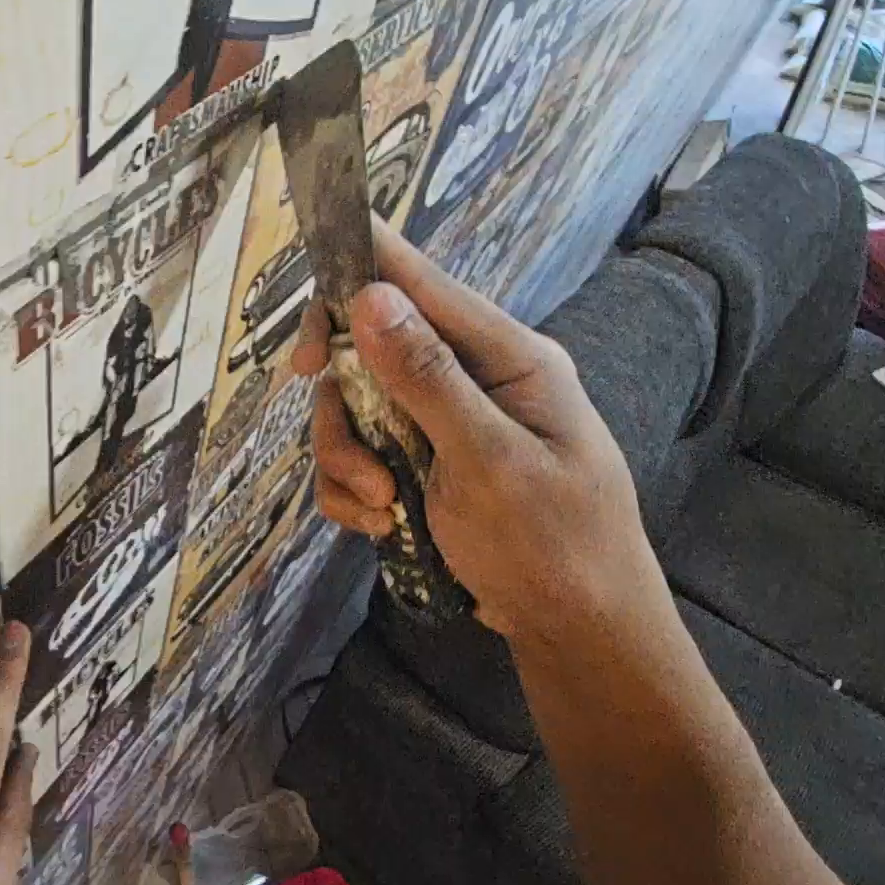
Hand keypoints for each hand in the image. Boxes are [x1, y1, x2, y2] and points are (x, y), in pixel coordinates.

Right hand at [292, 225, 663, 646]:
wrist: (572, 631)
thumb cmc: (553, 544)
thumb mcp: (489, 461)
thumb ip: (428, 377)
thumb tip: (370, 294)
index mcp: (505, 358)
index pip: (424, 286)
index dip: (365, 263)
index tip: (312, 252)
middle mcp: (466, 380)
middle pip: (369, 348)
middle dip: (340, 391)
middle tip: (314, 398)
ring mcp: (437, 424)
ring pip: (351, 409)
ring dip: (344, 456)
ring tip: (378, 505)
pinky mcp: (415, 465)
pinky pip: (353, 457)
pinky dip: (349, 490)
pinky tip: (377, 524)